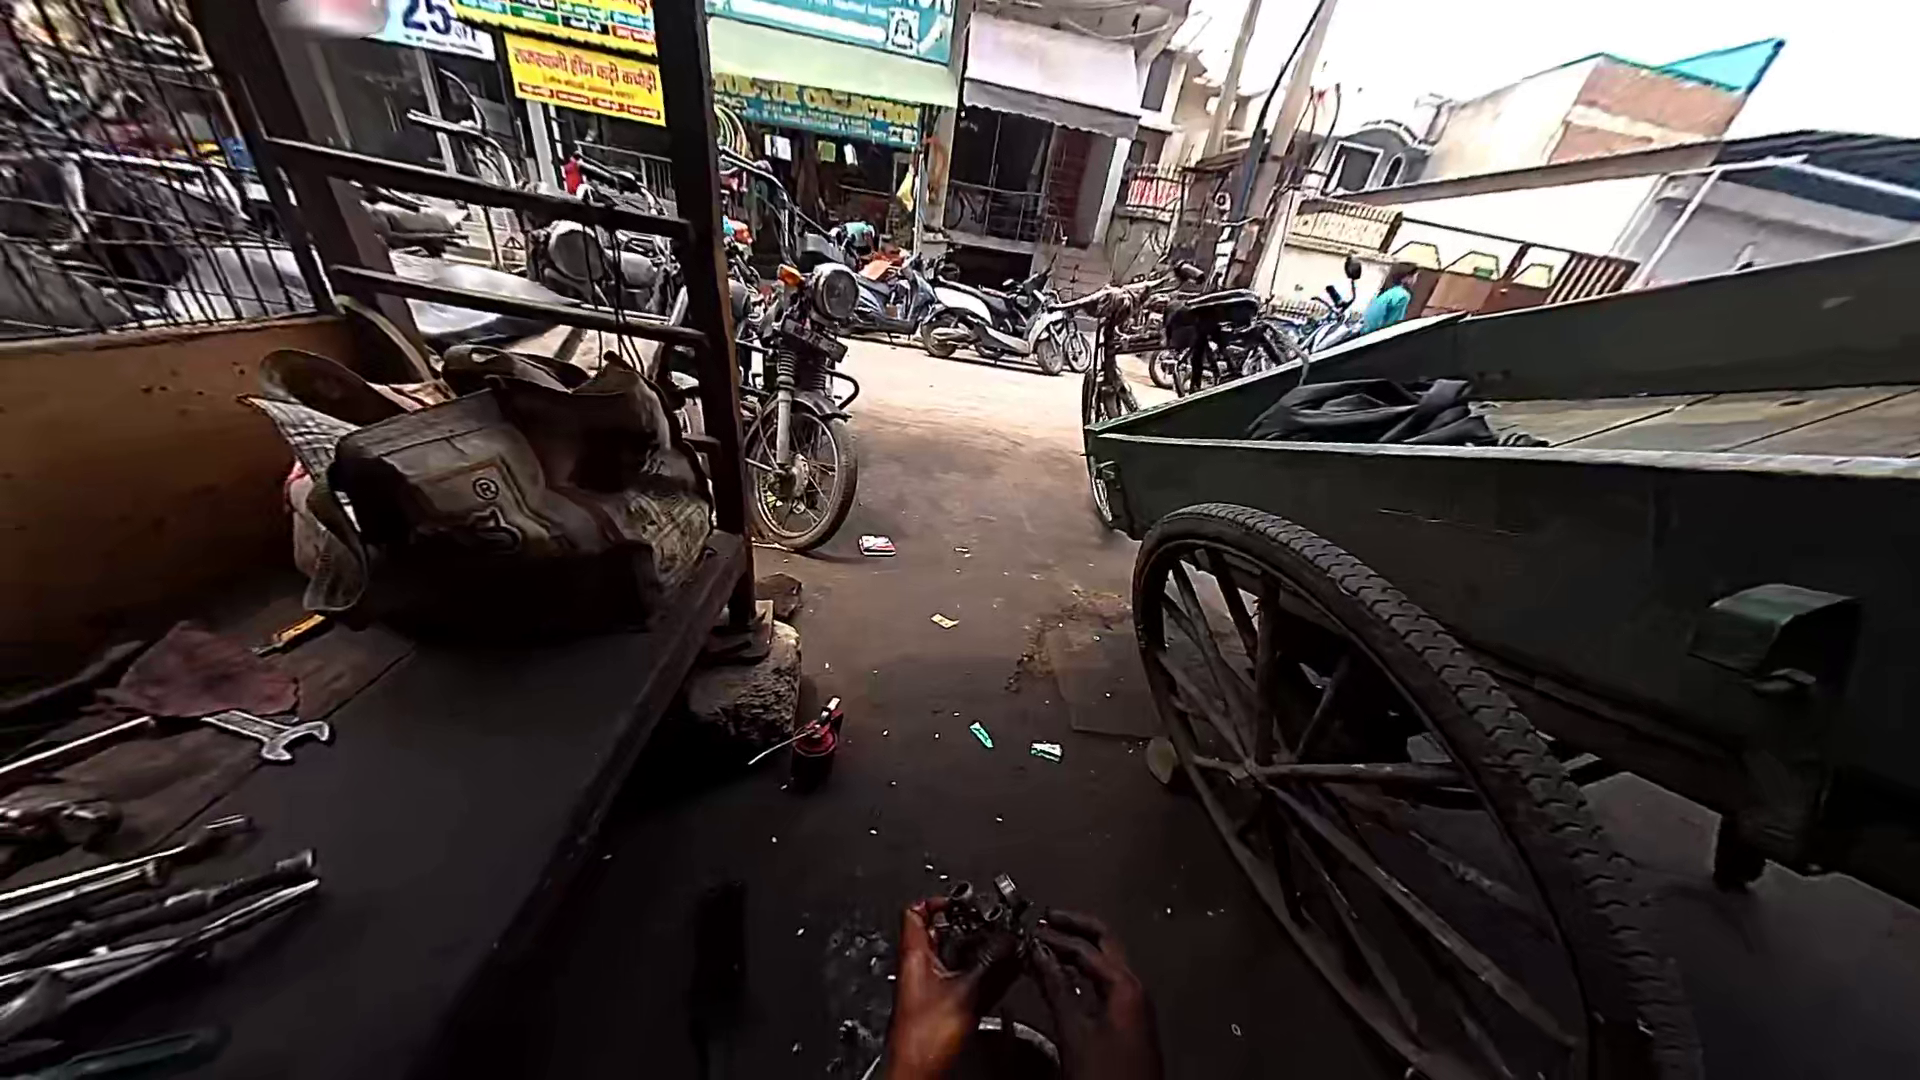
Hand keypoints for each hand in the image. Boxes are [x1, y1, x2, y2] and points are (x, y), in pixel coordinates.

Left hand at [883, 898, 1017, 1079]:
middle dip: (963, 926)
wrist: (915, 1076)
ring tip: (995, 947)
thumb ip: (987, 964)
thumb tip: (1006, 943)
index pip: (916, 911)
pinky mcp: (938, 1006)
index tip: (959, 902)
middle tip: (984, 924)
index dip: (937, 900)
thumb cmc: (924, 1040)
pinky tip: (994, 977)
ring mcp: (928, 987)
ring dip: (971, 951)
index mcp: (915, 955)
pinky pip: (958, 979)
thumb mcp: (963, 992)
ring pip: (950, 956)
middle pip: (938, 932)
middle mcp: (919, 967)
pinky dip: (974, 973)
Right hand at [1030, 909, 1162, 1079]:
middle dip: (1075, 926)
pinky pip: (1106, 980)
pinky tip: (1066, 974)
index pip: (1086, 948)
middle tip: (1047, 919)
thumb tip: (1039, 954)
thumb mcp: (1074, 1032)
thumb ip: (1056, 988)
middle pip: (1105, 940)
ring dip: (1079, 947)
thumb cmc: (1105, 1077)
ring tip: (1051, 943)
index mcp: (1125, 985)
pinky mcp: (1130, 1021)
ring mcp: (1135, 1004)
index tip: (1032, 933)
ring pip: (1106, 960)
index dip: (1056, 937)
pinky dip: (1085, 969)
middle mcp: (1134, 987)